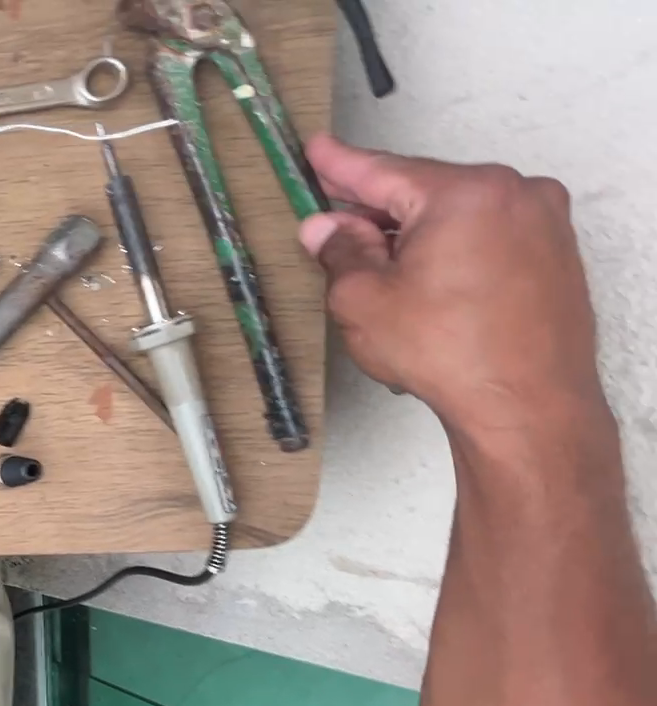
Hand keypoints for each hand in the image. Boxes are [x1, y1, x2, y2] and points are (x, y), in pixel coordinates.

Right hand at [297, 134, 604, 447]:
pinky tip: (413, 276)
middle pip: (420, 192)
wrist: (522, 394)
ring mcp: (541, 220)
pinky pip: (480, 234)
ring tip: (366, 263)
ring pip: (450, 214)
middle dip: (369, 210)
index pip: (384, 172)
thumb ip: (340, 254)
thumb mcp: (361, 299)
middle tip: (327, 220)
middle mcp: (513, 193)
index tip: (316, 149)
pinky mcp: (550, 251)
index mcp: (464, 194)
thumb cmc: (444, 347)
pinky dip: (439, 247)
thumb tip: (325, 228)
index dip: (339, 165)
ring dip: (404, 234)